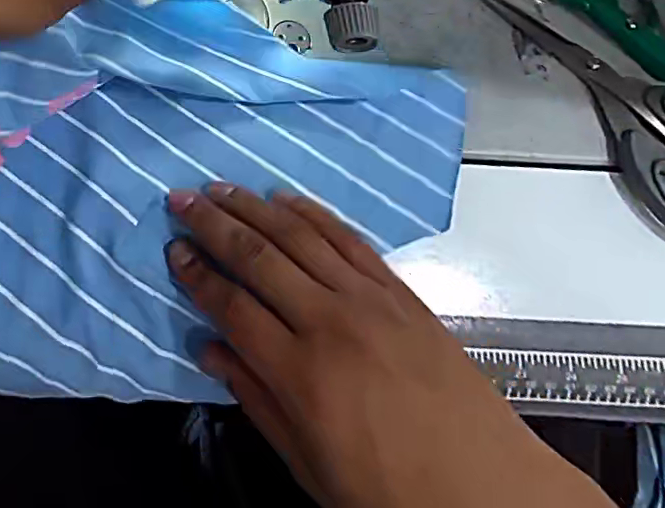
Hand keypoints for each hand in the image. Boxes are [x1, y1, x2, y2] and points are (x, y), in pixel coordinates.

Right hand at [166, 184, 611, 507]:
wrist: (489, 489)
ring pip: (297, 234)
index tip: (174, 250)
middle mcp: (330, 321)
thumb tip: (209, 349)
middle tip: (181, 200)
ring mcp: (367, 297)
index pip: (232, 306)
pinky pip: (345, 236)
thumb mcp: (310, 465)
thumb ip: (255, 399)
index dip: (197, 275)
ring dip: (253, 206)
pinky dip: (310, 212)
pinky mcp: (397, 288)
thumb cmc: (391, 490)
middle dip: (212, 224)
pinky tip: (285, 198)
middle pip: (258, 256)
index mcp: (302, 373)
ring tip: (220, 188)